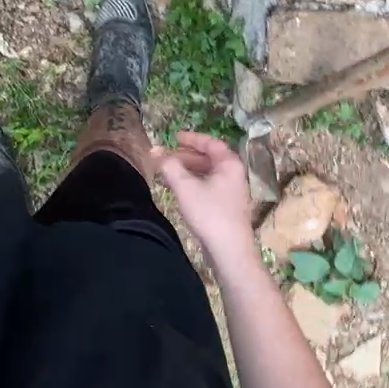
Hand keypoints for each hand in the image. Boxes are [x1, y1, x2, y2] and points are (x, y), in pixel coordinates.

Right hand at [156, 132, 255, 263]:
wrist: (230, 250)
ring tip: (168, 173)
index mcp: (229, 164)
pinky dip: (193, 183)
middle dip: (186, 155)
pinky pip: (208, 186)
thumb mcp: (185, 186)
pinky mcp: (227, 207)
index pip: (210, 143)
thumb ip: (169, 166)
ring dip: (188, 170)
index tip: (174, 136)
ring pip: (208, 173)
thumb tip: (154, 150)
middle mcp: (234, 175)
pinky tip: (179, 190)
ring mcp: (232, 192)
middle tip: (166, 156)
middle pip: (209, 158)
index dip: (192, 138)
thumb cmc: (209, 213)